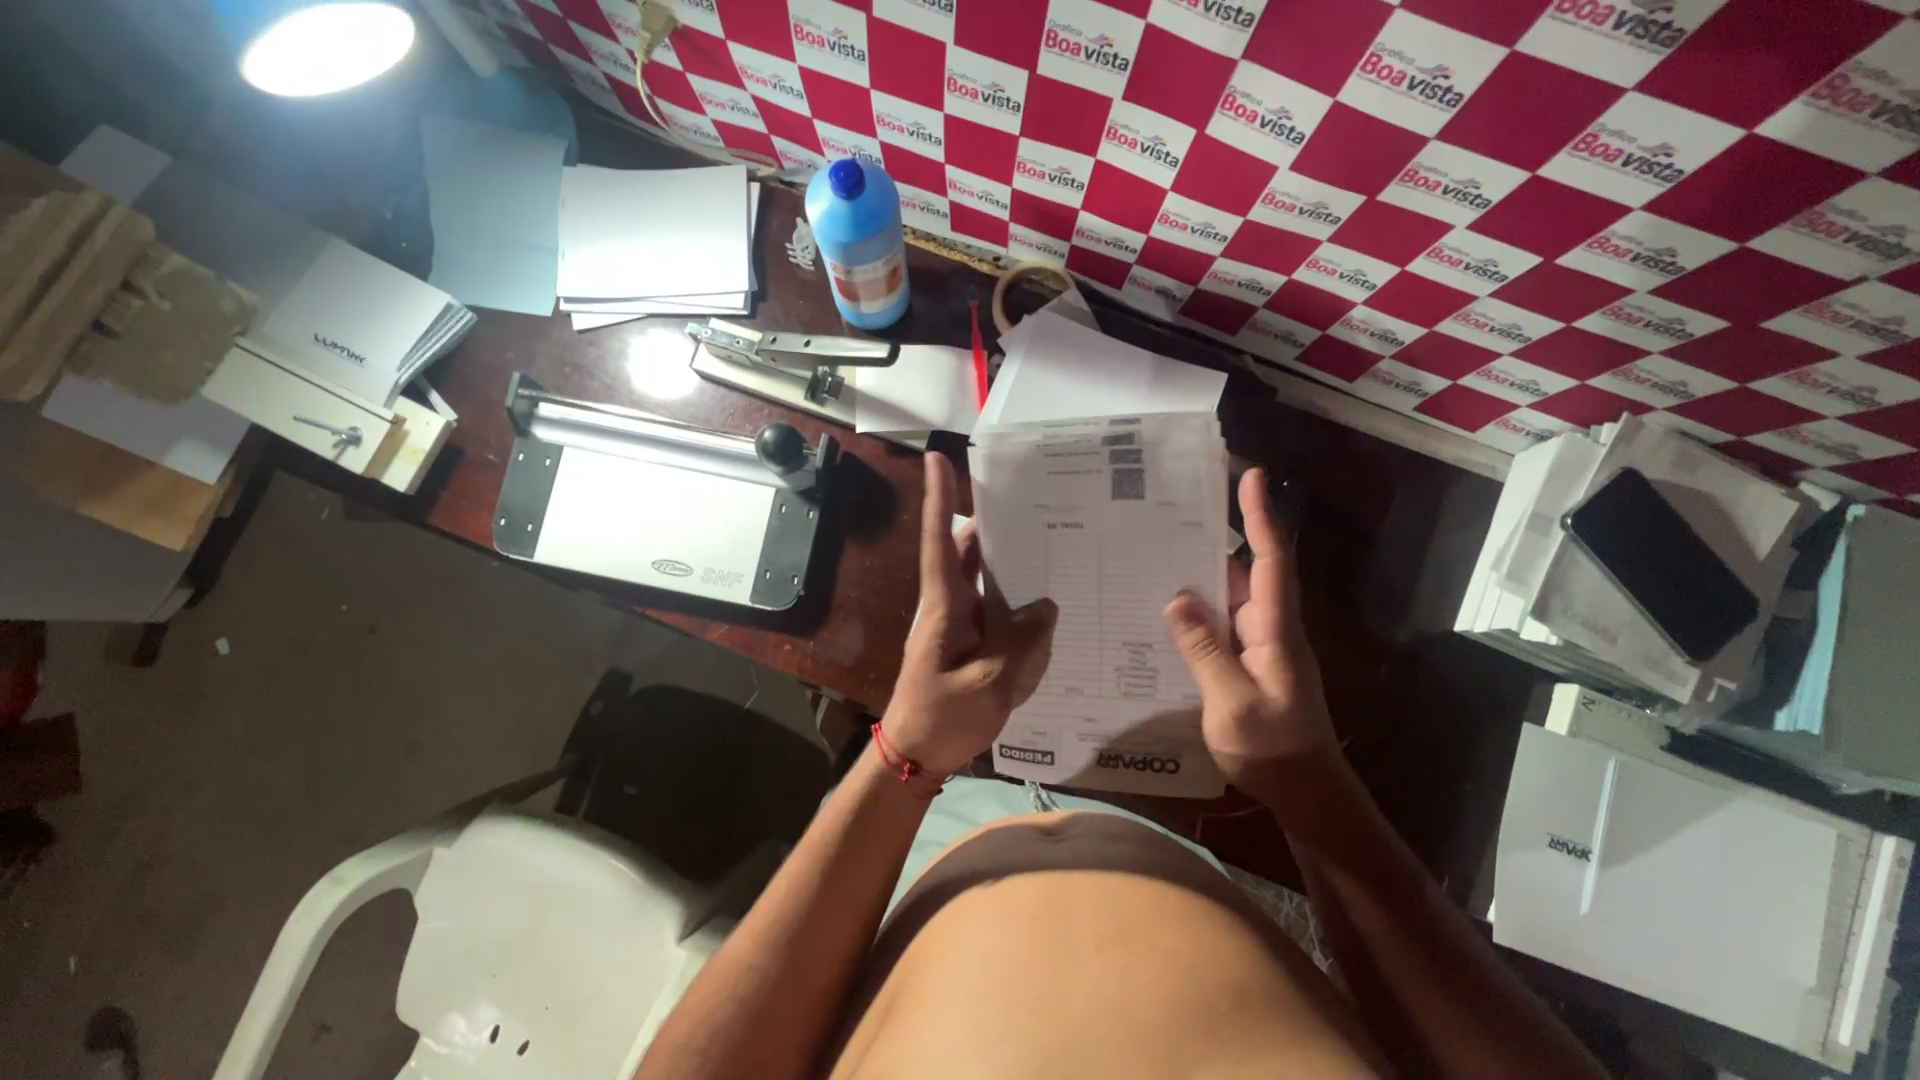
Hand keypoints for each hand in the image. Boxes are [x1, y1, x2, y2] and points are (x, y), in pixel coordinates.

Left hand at [880, 453, 1057, 776]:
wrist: (914, 755)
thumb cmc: (943, 717)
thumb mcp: (990, 683)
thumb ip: (1020, 642)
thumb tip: (1046, 605)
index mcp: (944, 606)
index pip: (940, 541)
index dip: (939, 499)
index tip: (937, 458)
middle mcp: (947, 606)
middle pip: (964, 552)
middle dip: (990, 522)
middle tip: (1032, 497)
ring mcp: (956, 625)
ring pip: (980, 579)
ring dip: (1005, 559)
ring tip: (1048, 537)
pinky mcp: (966, 644)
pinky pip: (991, 609)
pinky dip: (1012, 597)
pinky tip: (1043, 597)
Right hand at [1164, 468, 1338, 792]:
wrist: (1306, 791)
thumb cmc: (1274, 749)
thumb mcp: (1232, 703)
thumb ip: (1205, 652)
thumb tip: (1177, 601)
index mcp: (1275, 630)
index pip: (1270, 561)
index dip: (1259, 517)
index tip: (1249, 475)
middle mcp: (1270, 628)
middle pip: (1245, 570)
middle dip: (1218, 534)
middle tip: (1177, 505)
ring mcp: (1259, 647)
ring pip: (1228, 598)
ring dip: (1200, 574)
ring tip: (1156, 549)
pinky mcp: (1247, 665)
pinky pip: (1219, 627)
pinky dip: (1195, 613)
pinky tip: (1163, 610)